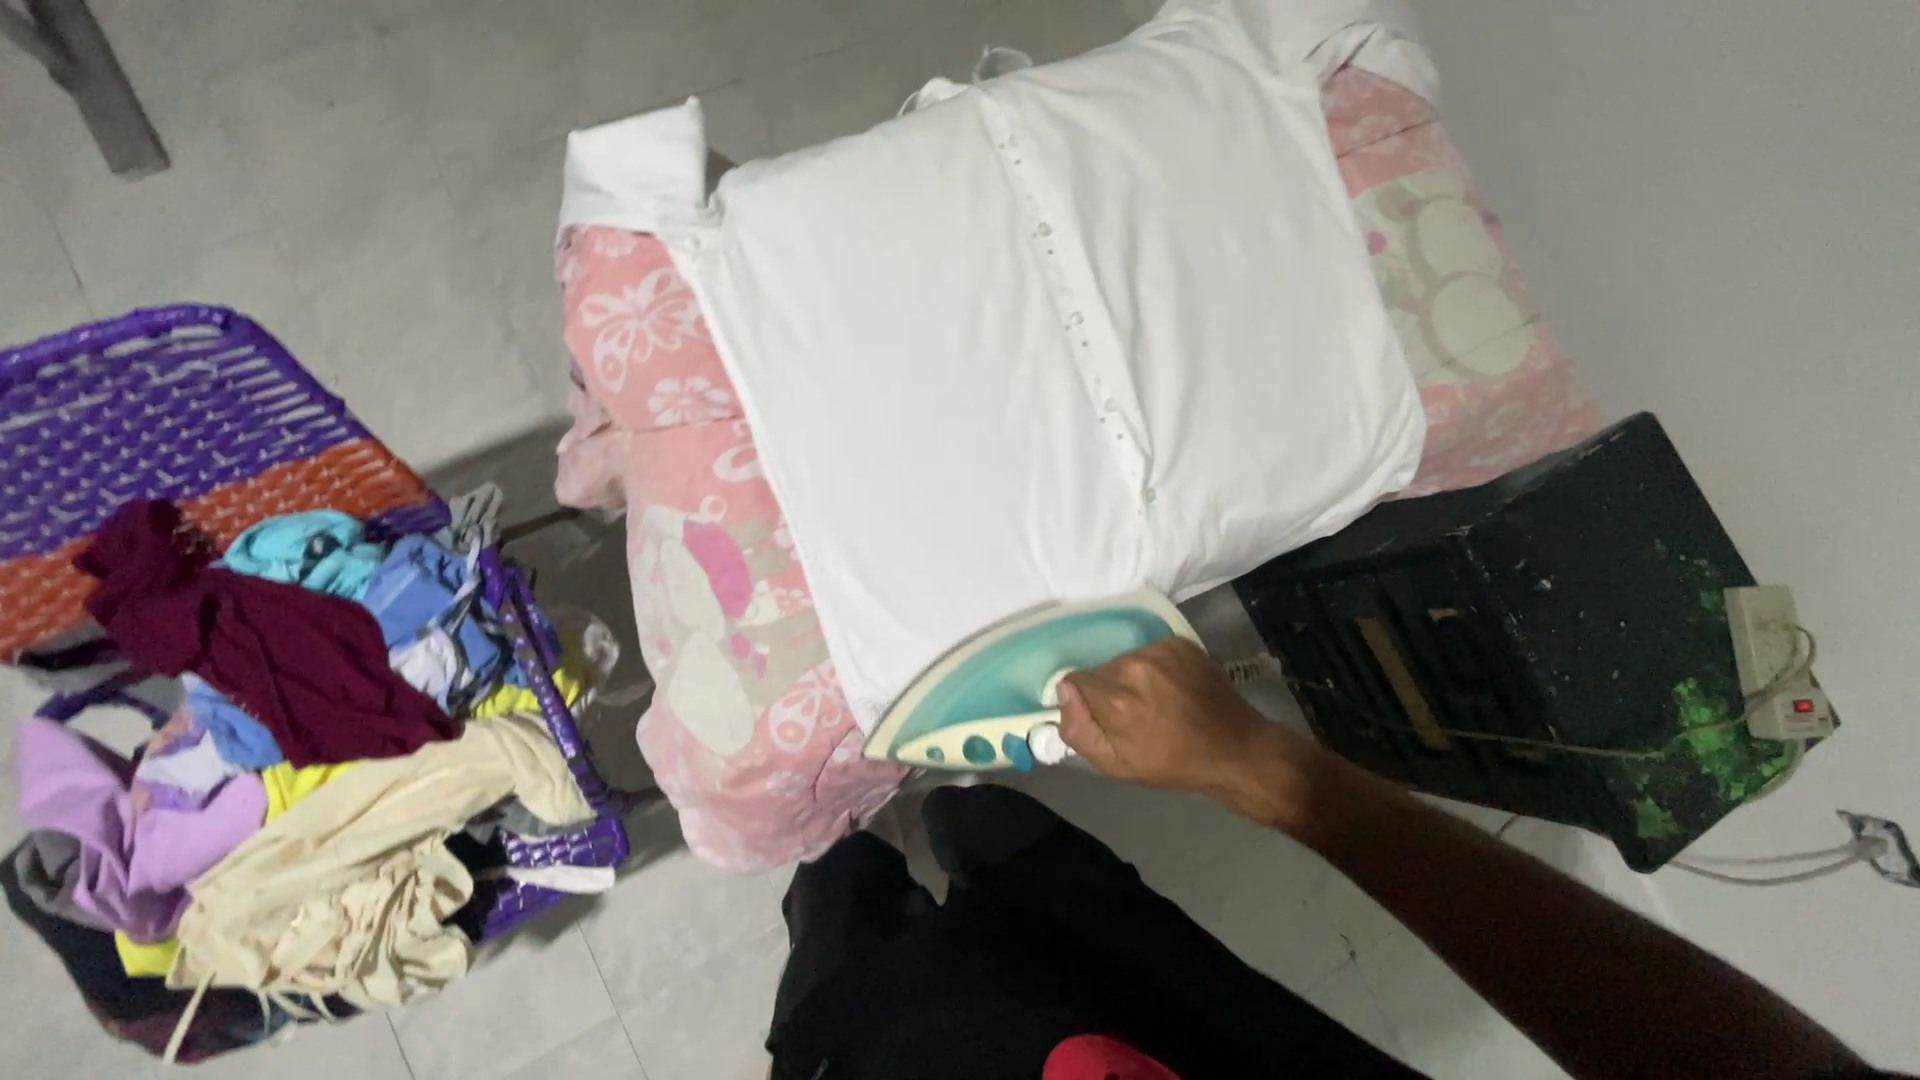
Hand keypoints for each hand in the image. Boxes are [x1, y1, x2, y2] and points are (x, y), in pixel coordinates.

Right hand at [1055, 639, 1331, 828]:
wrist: (1235, 748)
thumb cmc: (1173, 763)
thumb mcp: (1117, 765)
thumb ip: (1079, 730)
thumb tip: (1063, 693)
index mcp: (1116, 698)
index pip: (1073, 680)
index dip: (1084, 700)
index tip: (1105, 717)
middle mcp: (1134, 665)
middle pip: (1100, 669)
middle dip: (1109, 690)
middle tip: (1135, 714)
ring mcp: (1160, 651)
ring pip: (1125, 659)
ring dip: (1132, 677)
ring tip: (1157, 701)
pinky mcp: (1179, 643)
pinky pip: (1150, 651)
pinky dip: (1155, 667)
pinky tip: (1173, 688)